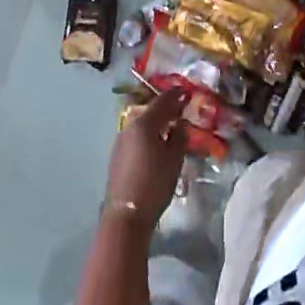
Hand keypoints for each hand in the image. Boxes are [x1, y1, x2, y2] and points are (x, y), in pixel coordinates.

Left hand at [104, 89, 189, 230]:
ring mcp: (121, 140)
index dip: (175, 95)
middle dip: (166, 107)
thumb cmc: (154, 184)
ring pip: (142, 123)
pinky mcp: (118, 154)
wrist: (126, 214)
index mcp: (144, 124)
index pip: (162, 101)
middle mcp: (130, 126)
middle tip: (181, 108)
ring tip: (171, 124)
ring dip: (156, 121)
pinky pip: (136, 135)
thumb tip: (180, 123)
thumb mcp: (174, 159)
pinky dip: (148, 132)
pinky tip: (157, 141)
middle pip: (150, 111)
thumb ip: (179, 136)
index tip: (186, 91)